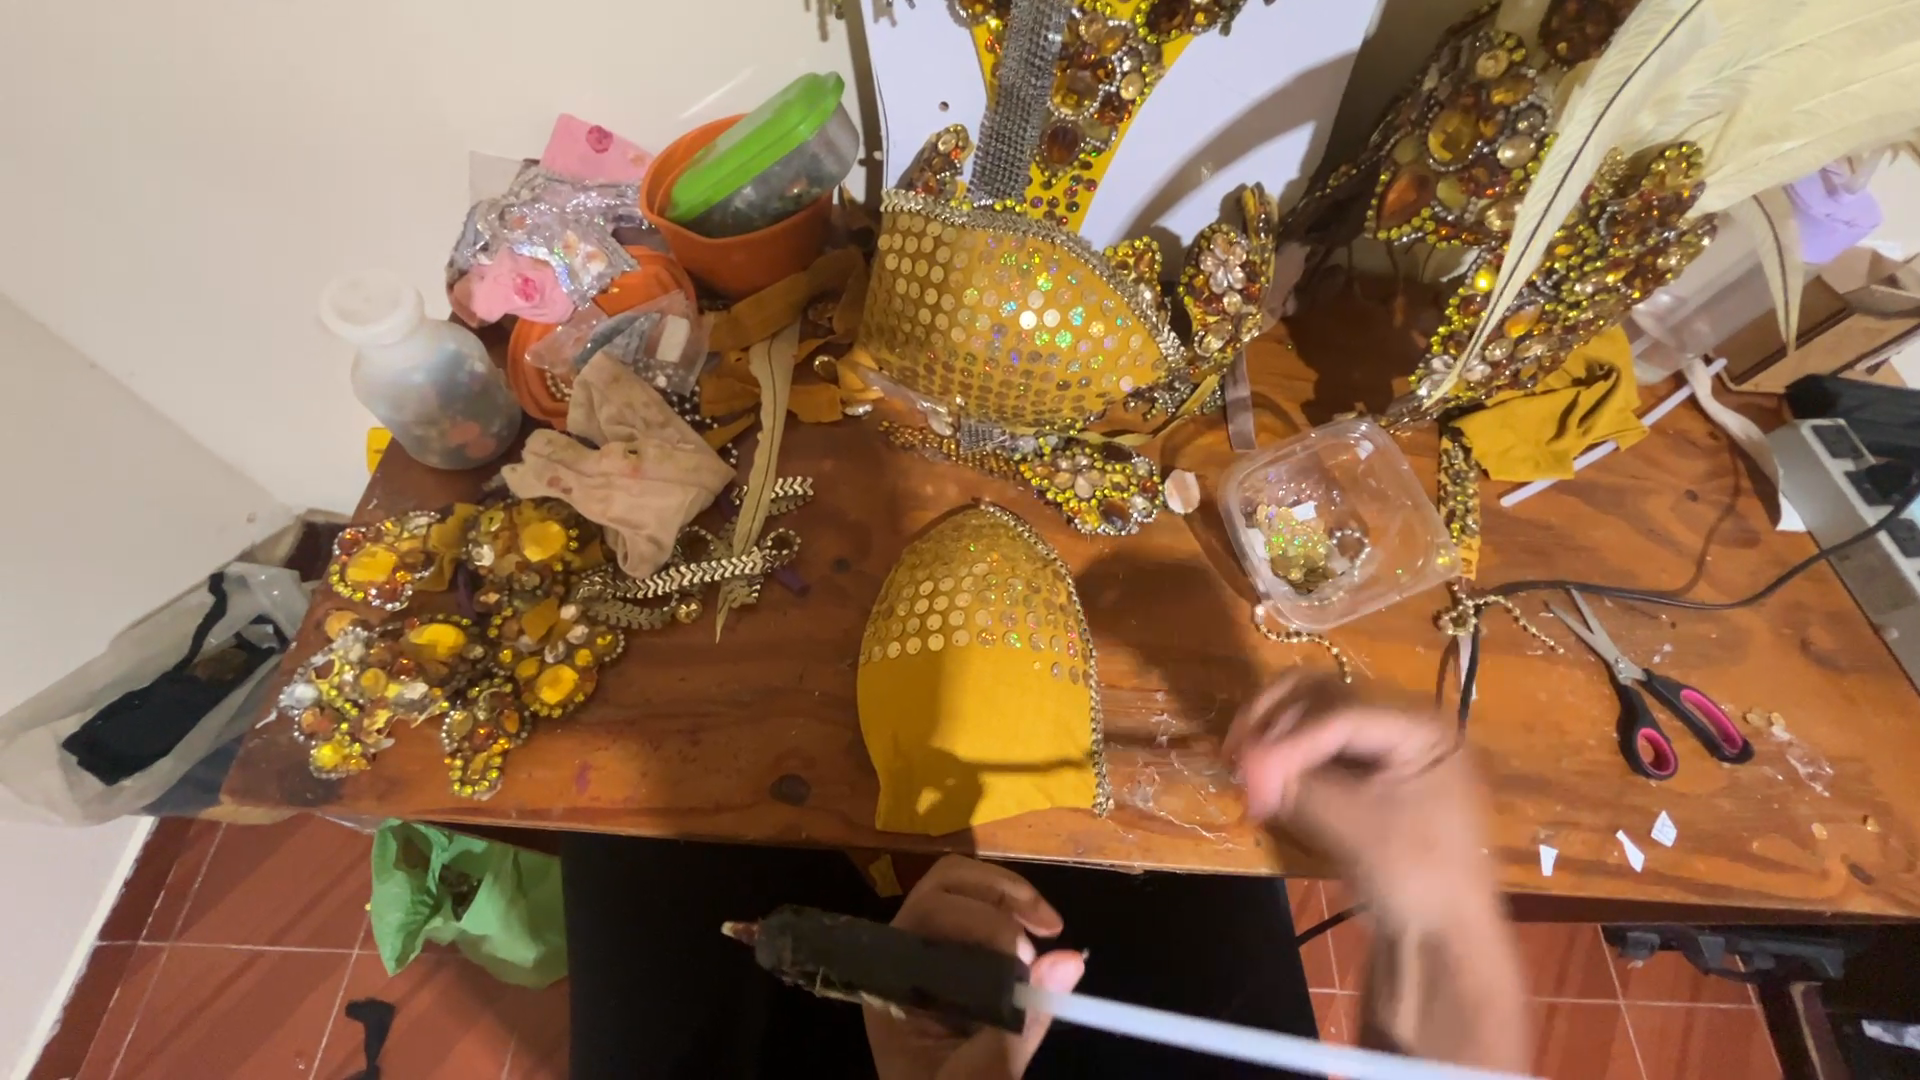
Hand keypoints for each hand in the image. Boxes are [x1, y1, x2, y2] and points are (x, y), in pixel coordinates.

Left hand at [865, 856, 1084, 1079]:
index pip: (926, 913)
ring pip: (961, 884)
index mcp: (893, 982)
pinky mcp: (952, 947)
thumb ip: (1020, 1026)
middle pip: (944, 886)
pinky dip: (1011, 907)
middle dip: (1000, 894)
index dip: (979, 920)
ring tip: (1049, 926)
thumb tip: (1070, 960)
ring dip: (1010, 893)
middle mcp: (903, 952)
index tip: (1026, 956)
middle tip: (1050, 926)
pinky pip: (976, 904)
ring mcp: (925, 946)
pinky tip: (1040, 933)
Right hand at [1224, 672, 1489, 921]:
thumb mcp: (1353, 826)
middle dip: (1272, 722)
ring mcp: (1380, 741)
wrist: (1440, 941)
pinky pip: (1310, 740)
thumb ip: (1295, 783)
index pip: (1338, 714)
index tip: (1244, 770)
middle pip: (1319, 695)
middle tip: (1235, 755)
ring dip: (1270, 734)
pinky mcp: (1360, 764)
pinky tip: (1258, 776)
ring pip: (1308, 711)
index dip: (1287, 740)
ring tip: (1240, 765)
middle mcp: (1401, 720)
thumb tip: (1240, 762)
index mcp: (1422, 728)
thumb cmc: (1413, 878)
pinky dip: (1281, 752)